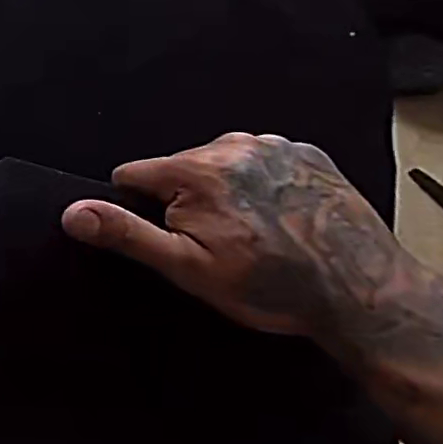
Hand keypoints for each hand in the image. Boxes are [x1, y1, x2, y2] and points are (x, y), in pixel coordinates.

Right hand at [59, 132, 420, 337]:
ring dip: (218, 188)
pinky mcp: (305, 153)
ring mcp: (274, 146)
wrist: (369, 297)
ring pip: (212, 162)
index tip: (178, 236)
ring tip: (251, 229)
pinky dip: (255, 181)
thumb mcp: (185, 268)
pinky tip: (276, 214)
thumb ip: (124, 232)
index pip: (131, 175)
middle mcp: (232, 146)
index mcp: (196, 170)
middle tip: (218, 239)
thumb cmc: (273, 286)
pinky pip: (254, 159)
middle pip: (173, 167)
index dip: (144, 210)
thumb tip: (73, 212)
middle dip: (182, 197)